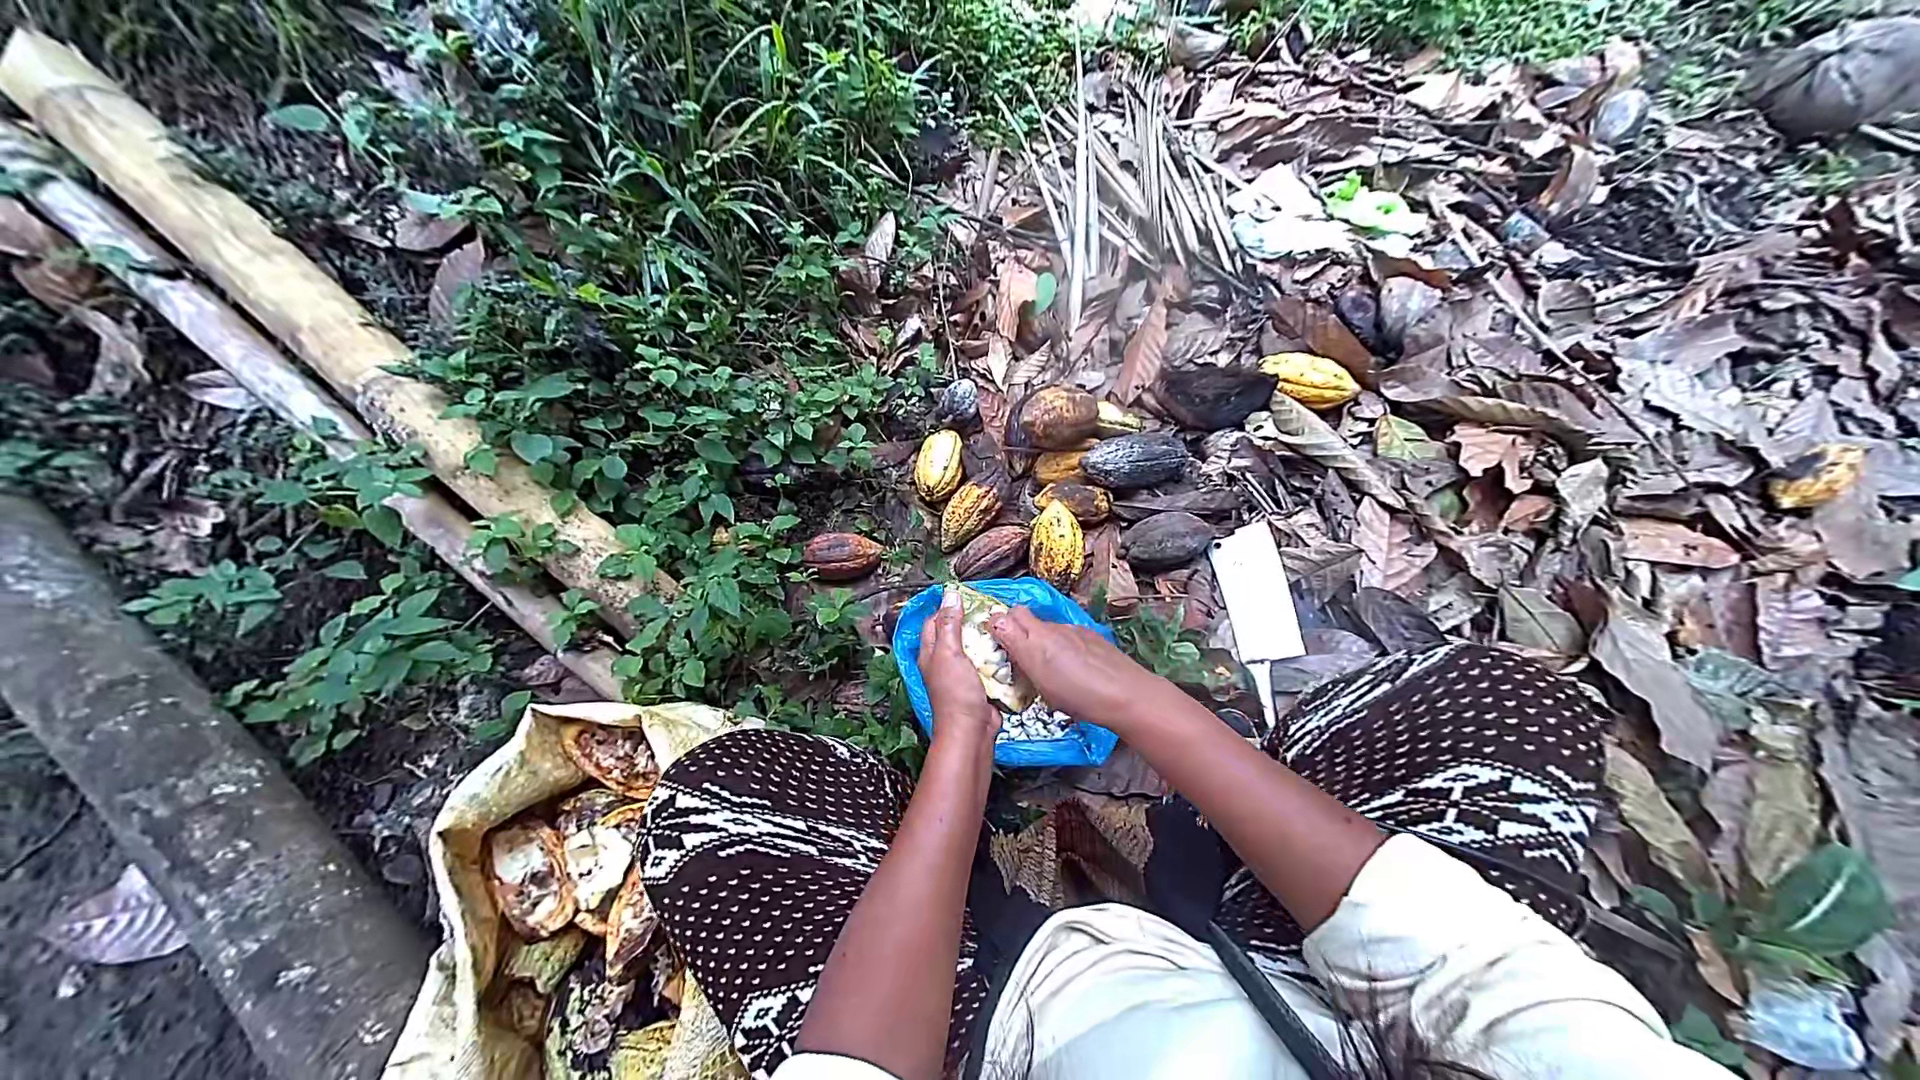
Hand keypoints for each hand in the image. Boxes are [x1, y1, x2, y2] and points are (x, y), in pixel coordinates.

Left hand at [918, 588, 1000, 742]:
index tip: (965, 595)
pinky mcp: (978, 683)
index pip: (934, 621)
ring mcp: (961, 673)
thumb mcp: (949, 652)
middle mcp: (943, 661)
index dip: (946, 606)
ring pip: (972, 647)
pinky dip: (994, 654)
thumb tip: (950, 596)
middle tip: (986, 608)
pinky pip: (986, 663)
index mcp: (930, 652)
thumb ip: (949, 624)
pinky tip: (1004, 646)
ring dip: (983, 637)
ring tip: (997, 623)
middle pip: (954, 632)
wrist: (972, 730)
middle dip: (968, 619)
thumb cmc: (956, 694)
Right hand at [988, 606, 1168, 730]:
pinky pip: (1066, 633)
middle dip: (1014, 625)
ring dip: (1040, 637)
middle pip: (1022, 614)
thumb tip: (999, 626)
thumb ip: (1018, 652)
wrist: (1125, 694)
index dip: (996, 625)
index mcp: (1034, 641)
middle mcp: (1051, 629)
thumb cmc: (1080, 696)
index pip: (1004, 617)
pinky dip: (1061, 642)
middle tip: (1015, 648)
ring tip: (1047, 664)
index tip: (995, 640)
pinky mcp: (1089, 635)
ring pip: (1045, 626)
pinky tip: (1071, 664)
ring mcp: (1071, 630)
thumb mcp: (1040, 683)